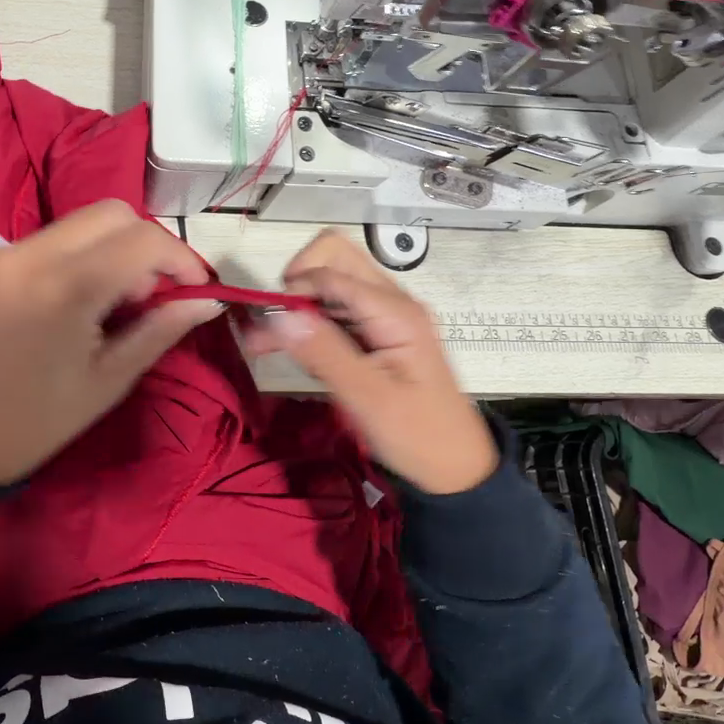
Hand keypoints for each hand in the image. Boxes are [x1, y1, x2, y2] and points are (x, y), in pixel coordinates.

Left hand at [0, 199, 222, 485]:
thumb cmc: (29, 426)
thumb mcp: (105, 384)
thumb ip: (158, 330)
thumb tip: (207, 302)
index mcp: (63, 288)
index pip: (142, 238)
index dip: (182, 258)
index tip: (197, 290)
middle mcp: (29, 253)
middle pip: (112, 213)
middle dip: (148, 244)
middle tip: (152, 297)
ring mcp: (1, 251)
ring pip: (81, 221)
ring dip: (114, 247)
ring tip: (115, 302)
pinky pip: (50, 238)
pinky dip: (80, 254)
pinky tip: (78, 299)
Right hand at [244, 230, 497, 493]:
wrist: (457, 467)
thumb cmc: (416, 435)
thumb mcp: (367, 399)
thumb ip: (324, 352)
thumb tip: (279, 314)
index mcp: (394, 311)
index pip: (330, 271)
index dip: (293, 290)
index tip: (266, 327)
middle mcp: (392, 301)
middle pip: (334, 256)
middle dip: (296, 282)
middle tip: (275, 323)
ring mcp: (386, 314)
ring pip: (332, 280)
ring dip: (300, 303)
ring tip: (269, 344)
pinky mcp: (379, 331)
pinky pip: (338, 307)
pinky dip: (313, 321)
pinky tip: (298, 353)